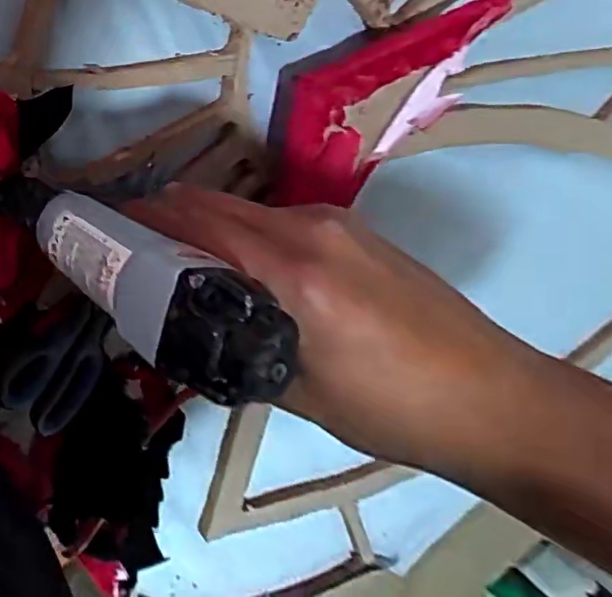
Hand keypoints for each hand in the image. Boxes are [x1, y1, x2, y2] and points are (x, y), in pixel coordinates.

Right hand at [121, 186, 563, 481]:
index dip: (147, 217)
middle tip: (138, 245)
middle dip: (168, 214)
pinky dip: (246, 231)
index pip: (199, 222)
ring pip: (246, 208)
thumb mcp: (298, 391)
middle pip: (215, 202)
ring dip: (208, 222)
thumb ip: (235, 346)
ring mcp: (335, 221)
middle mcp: (310, 229)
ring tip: (190, 262)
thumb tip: (186, 327)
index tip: (112, 224)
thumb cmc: (394, 409)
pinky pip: (278, 218)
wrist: (499, 398)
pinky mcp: (353, 227)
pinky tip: (251, 269)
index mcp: (293, 273)